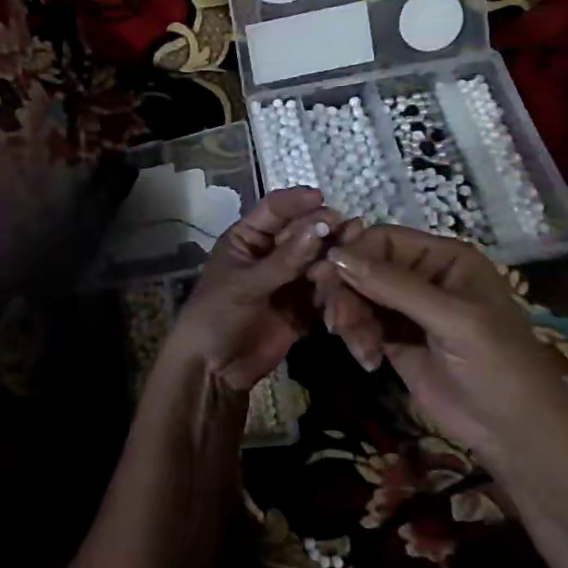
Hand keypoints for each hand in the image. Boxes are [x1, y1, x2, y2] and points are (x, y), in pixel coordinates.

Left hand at [165, 186, 340, 391]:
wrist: (213, 368)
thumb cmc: (215, 316)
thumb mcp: (245, 286)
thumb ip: (284, 261)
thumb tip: (320, 227)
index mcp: (246, 239)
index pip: (274, 210)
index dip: (297, 202)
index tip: (323, 199)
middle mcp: (270, 255)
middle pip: (304, 234)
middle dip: (325, 232)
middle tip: (350, 231)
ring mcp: (288, 281)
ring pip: (318, 263)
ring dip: (334, 262)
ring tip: (354, 258)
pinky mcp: (302, 309)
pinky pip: (325, 294)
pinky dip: (337, 292)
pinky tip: (350, 290)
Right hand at [308, 224, 567, 453]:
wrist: (512, 431)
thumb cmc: (497, 364)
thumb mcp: (452, 319)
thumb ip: (394, 286)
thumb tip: (335, 256)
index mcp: (445, 259)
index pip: (383, 240)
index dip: (352, 255)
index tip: (325, 278)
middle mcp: (423, 277)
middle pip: (362, 268)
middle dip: (346, 293)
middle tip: (336, 321)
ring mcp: (406, 310)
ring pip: (356, 297)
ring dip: (349, 319)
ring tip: (361, 348)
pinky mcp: (394, 339)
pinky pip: (359, 325)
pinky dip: (356, 339)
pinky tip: (370, 361)